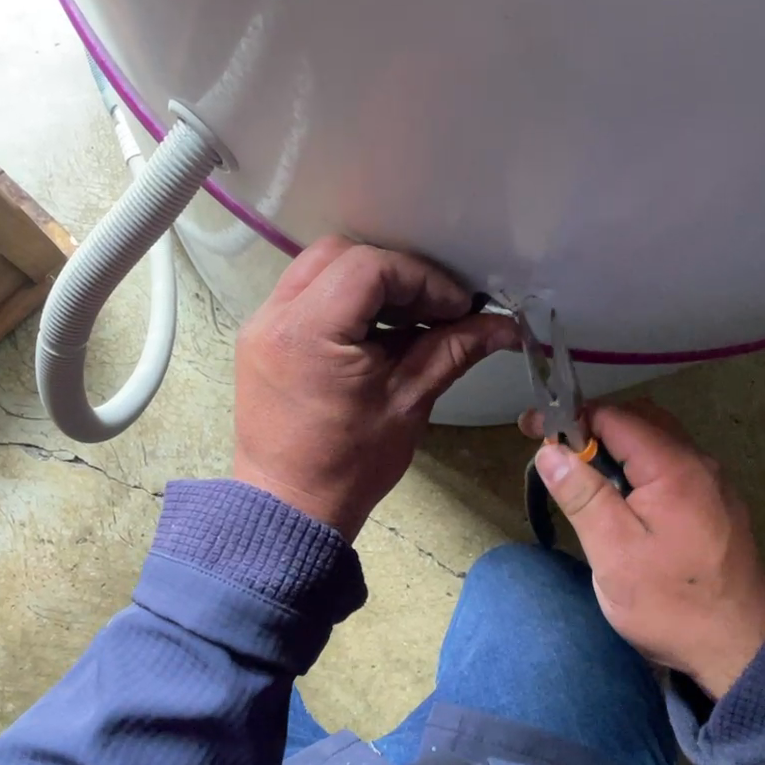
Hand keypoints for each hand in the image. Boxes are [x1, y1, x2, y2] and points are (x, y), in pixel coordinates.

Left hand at [234, 238, 516, 538]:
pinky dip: (344, 302)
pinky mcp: (261, 339)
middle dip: (395, 273)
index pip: (371, 268)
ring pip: (319, 269)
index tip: (457, 308)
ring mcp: (261, 326)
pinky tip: (376, 332)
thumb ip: (453, 350)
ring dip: (368, 284)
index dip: (422, 279)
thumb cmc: (349, 466)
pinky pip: (304, 296)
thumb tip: (504, 326)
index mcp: (308, 332)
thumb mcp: (409, 402)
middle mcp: (274, 317)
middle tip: (434, 308)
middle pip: (341, 255)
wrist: (289, 508)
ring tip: (408, 320)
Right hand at [522, 401, 764, 697]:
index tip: (532, 428)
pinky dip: (635, 467)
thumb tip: (550, 450)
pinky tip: (617, 496)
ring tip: (577, 472)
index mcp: (674, 467)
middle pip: (639, 421)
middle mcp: (699, 464)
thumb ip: (582, 495)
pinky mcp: (713, 506)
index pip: (616, 417)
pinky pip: (669, 467)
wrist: (740, 649)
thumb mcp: (613, 552)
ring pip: (655, 443)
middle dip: (591, 426)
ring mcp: (711, 485)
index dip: (570, 417)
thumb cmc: (670, 602)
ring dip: (614, 447)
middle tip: (551, 448)